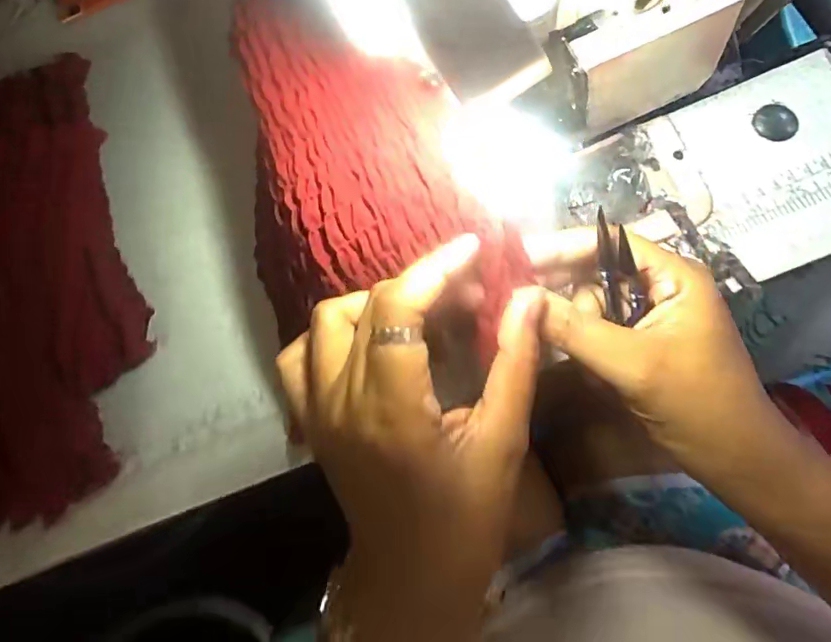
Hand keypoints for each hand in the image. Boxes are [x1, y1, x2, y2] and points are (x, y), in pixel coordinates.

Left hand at [276, 235, 545, 637]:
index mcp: (390, 408)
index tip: (473, 247)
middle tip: (466, 292)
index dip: (436, 267)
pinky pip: (301, 355)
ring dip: (374, 301)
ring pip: (326, 320)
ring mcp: (317, 411)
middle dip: (420, 282)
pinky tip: (373, 340)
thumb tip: (529, 295)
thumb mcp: (503, 440)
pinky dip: (333, 332)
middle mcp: (341, 402)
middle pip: (365, 304)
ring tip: (421, 311)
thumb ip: (516, 361)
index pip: (397, 307)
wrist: (410, 583)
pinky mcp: (311, 420)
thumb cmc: (466, 518)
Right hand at [527, 228, 807, 487]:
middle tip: (523, 309)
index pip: (609, 242)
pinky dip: (590, 349)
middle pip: (596, 272)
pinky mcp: (644, 343)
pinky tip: (592, 376)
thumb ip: (577, 330)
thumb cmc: (700, 407)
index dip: (563, 246)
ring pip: (595, 306)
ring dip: (580, 331)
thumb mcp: (635, 366)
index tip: (520, 256)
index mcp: (673, 274)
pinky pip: (602, 332)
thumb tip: (521, 297)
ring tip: (584, 364)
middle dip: (567, 296)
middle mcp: (661, 285)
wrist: (742, 465)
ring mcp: (652, 315)